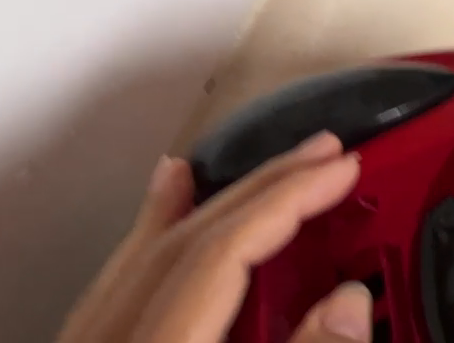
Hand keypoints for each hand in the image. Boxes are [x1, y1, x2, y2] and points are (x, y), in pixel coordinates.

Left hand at [59, 132, 370, 342]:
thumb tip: (347, 302)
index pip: (222, 251)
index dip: (288, 199)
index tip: (345, 169)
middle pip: (182, 244)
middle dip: (263, 188)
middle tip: (325, 151)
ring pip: (136, 262)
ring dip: (199, 200)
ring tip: (249, 158)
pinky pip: (106, 293)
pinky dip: (142, 239)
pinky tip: (160, 200)